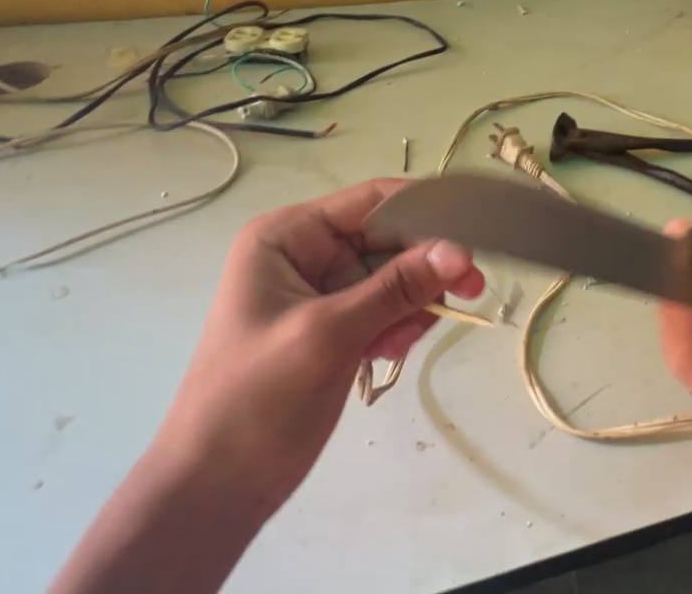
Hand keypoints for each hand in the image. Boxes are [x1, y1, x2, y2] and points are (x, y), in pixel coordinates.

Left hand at [153, 178, 484, 512]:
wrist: (215, 490)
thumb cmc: (255, 401)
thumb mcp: (329, 334)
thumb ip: (397, 288)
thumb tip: (461, 251)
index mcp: (288, 237)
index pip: (372, 202)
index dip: (426, 211)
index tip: (476, 234)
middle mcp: (307, 253)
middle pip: (390, 237)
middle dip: (425, 265)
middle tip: (472, 291)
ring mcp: (323, 292)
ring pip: (396, 275)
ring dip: (413, 302)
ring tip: (402, 341)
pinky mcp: (338, 327)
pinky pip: (389, 306)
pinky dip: (401, 324)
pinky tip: (390, 352)